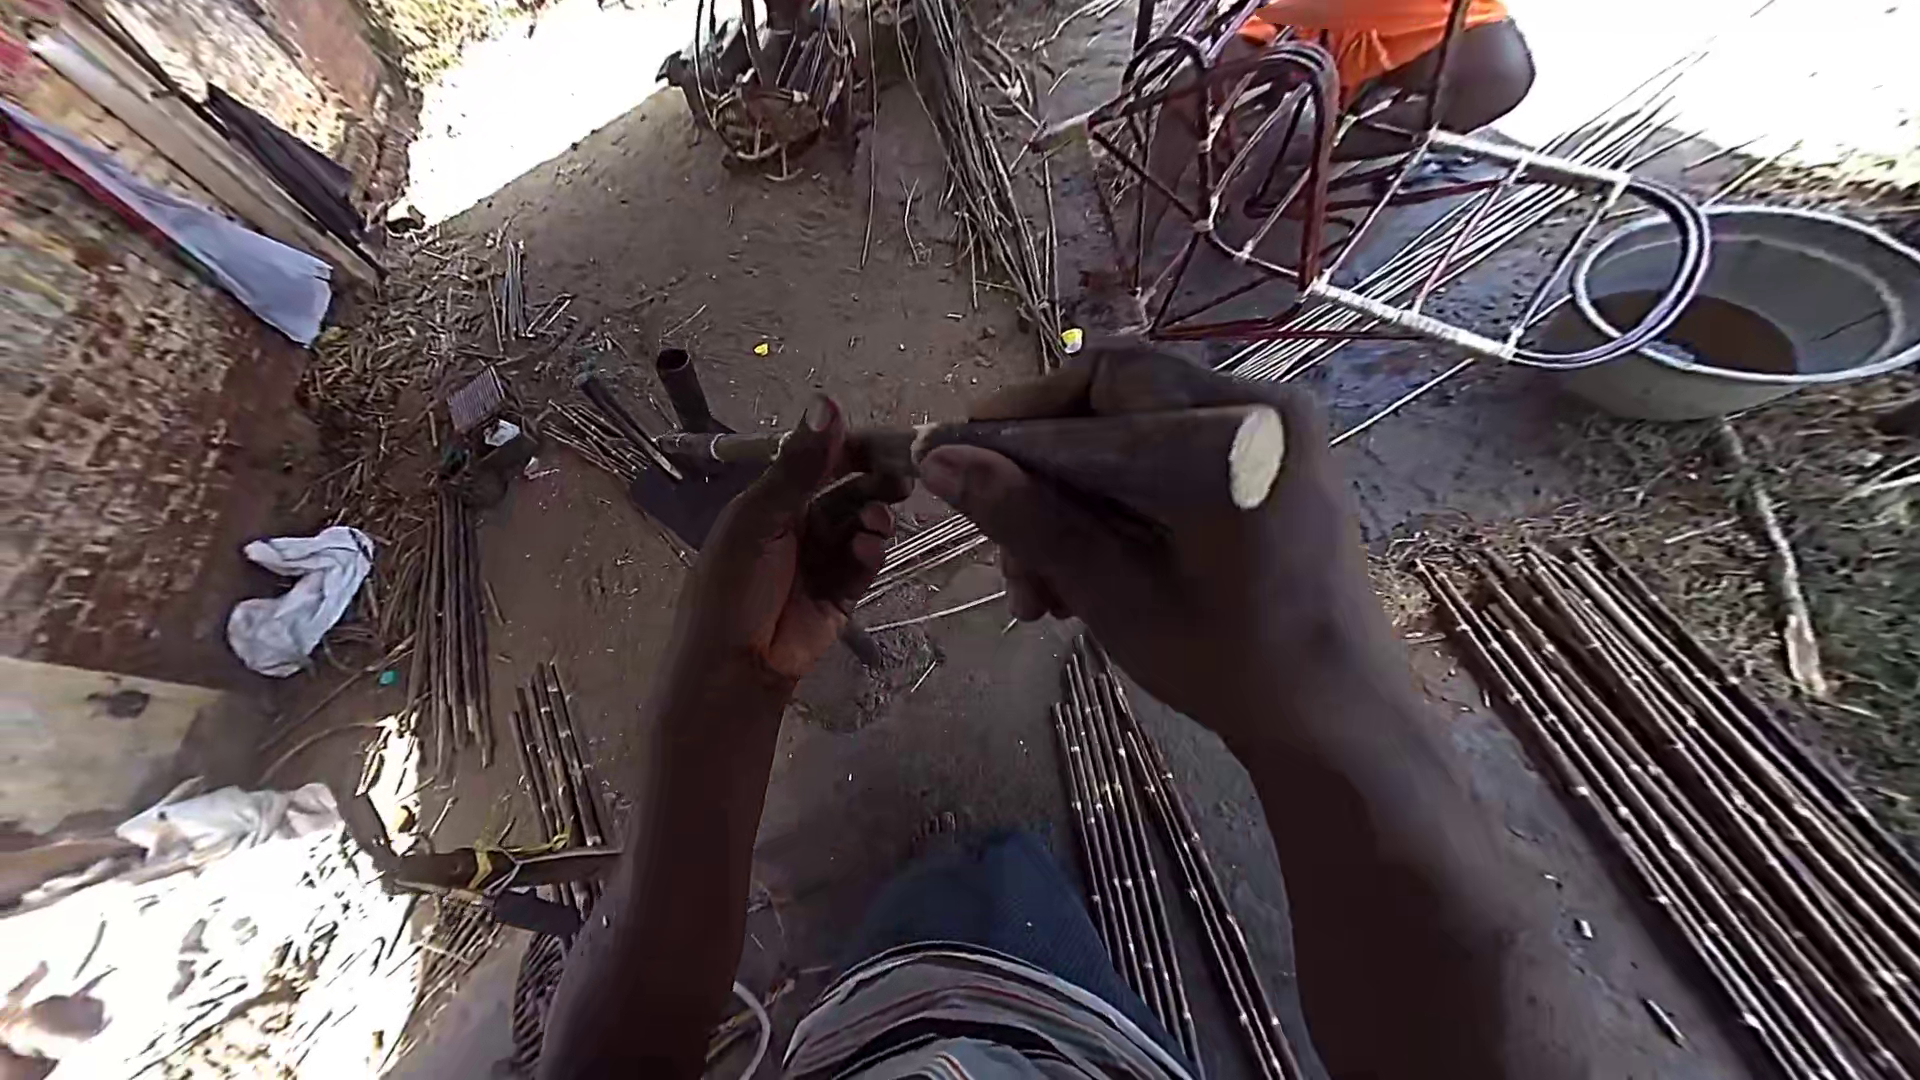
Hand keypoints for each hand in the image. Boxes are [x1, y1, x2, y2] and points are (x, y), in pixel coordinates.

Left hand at [665, 396, 907, 698]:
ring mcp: (825, 558)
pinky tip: (867, 550)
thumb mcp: (760, 519)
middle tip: (902, 478)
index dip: (851, 449)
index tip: (885, 441)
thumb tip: (827, 403)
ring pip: (862, 526)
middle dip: (875, 484)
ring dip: (874, 519)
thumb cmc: (734, 585)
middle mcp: (803, 524)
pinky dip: (870, 553)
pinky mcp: (844, 590)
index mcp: (775, 500)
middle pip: (850, 492)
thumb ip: (798, 466)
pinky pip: (864, 562)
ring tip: (877, 522)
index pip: (821, 462)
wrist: (734, 665)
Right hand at [916, 344, 1398, 748]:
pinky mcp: (1253, 472)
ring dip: (1067, 510)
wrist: (1332, 721)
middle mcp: (1255, 411)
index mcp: (1233, 428)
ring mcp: (1259, 441)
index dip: (1023, 414)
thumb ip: (1027, 517)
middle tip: (1006, 554)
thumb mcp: (1112, 592)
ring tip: (1037, 590)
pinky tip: (1077, 580)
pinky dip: (1108, 516)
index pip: (1103, 376)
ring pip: (1124, 449)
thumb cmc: (1231, 666)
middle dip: (1042, 484)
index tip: (965, 458)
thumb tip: (940, 462)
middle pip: (1109, 414)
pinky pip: (1156, 471)